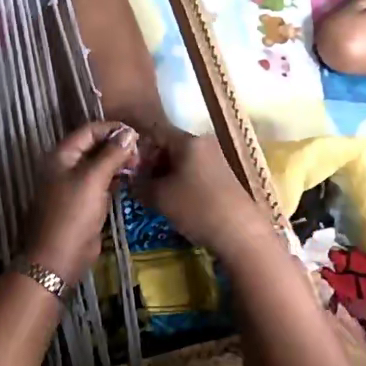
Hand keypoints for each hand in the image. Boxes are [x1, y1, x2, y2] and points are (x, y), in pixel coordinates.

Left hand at [22, 121, 138, 283]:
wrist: (60, 257)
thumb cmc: (73, 214)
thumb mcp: (93, 179)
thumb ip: (111, 154)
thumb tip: (129, 133)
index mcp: (62, 155)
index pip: (89, 131)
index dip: (112, 129)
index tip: (137, 134)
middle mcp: (67, 166)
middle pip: (95, 146)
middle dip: (118, 145)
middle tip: (142, 152)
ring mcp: (76, 185)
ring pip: (100, 164)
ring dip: (119, 162)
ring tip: (141, 164)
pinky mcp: (86, 201)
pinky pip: (103, 182)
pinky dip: (117, 178)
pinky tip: (133, 178)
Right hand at [131, 131, 273, 256]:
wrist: (240, 233)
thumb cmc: (196, 208)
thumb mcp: (159, 197)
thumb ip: (138, 184)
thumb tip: (129, 178)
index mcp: (188, 140)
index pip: (154, 131)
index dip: (136, 146)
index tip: (124, 165)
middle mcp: (203, 142)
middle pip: (168, 145)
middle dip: (149, 162)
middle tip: (135, 183)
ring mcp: (215, 158)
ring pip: (181, 160)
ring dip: (163, 174)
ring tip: (151, 194)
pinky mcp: (222, 175)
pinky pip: (193, 171)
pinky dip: (179, 181)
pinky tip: (172, 200)